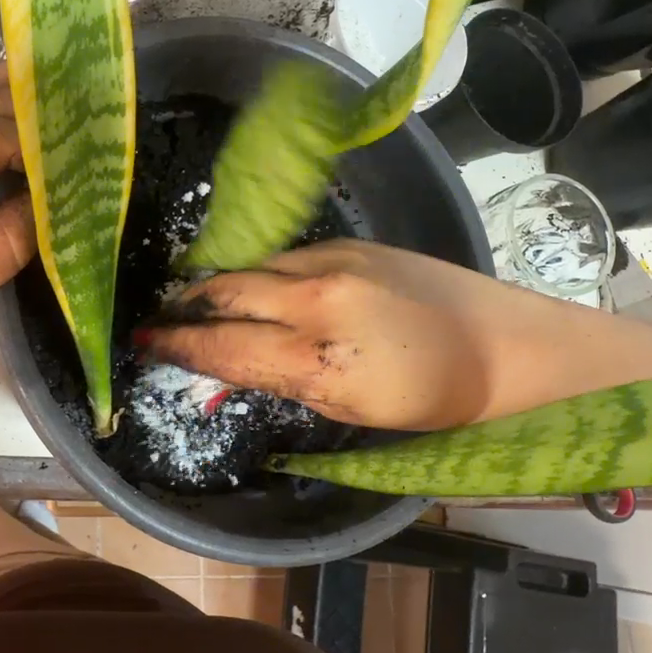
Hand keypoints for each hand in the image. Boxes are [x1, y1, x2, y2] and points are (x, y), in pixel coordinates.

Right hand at [136, 239, 601, 430]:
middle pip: (226, 293)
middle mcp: (319, 300)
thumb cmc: (432, 399)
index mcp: (320, 358)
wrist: (506, 345)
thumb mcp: (348, 408)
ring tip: (195, 299)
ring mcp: (334, 263)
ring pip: (251, 269)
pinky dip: (258, 274)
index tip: (145, 341)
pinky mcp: (350, 244)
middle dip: (185, 305)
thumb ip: (283, 379)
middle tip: (158, 317)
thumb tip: (229, 360)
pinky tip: (255, 287)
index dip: (178, 344)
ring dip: (217, 286)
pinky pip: (283, 258)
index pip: (225, 346)